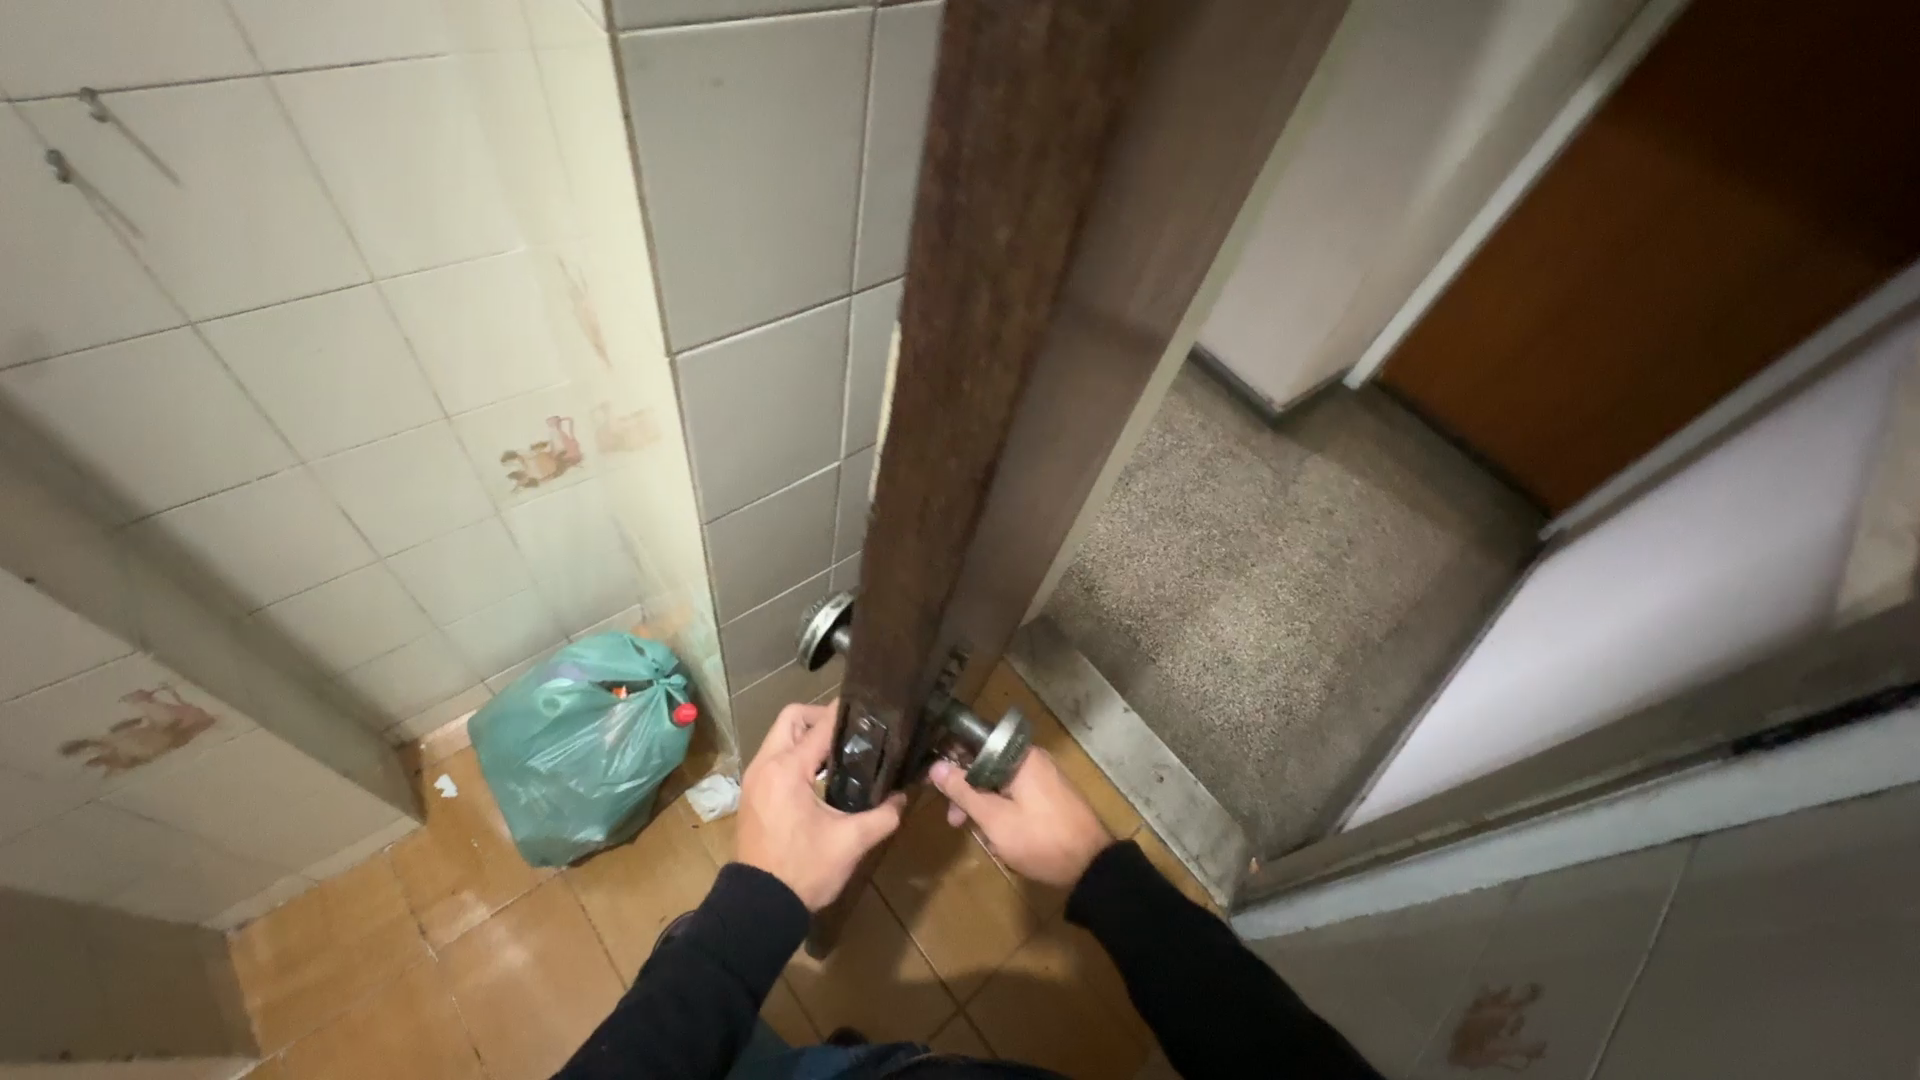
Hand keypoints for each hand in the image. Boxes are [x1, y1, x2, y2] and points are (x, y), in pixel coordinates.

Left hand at [736, 701, 905, 911]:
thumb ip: (883, 815)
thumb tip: (902, 797)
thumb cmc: (804, 870)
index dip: (845, 714)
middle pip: (792, 718)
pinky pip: (774, 757)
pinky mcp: (752, 793)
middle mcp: (766, 765)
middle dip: (820, 718)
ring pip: (780, 736)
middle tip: (849, 735)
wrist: (758, 907)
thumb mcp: (851, 843)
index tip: (870, 710)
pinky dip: (795, 755)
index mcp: (787, 769)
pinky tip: (819, 776)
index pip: (820, 725)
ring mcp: (754, 779)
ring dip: (806, 737)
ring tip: (839, 755)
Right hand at [928, 749, 1110, 888]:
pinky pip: (1018, 793)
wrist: (1092, 867)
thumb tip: (936, 766)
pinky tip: (998, 834)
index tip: (936, 784)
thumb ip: (964, 791)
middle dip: (967, 791)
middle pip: (988, 764)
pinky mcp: (1052, 795)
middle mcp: (1033, 759)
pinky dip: (1003, 809)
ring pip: (1001, 782)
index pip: (976, 743)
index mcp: (1020, 756)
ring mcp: (1045, 777)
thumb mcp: (994, 819)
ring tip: (977, 834)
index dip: (953, 761)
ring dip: (984, 804)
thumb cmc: (1040, 839)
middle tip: (953, 820)